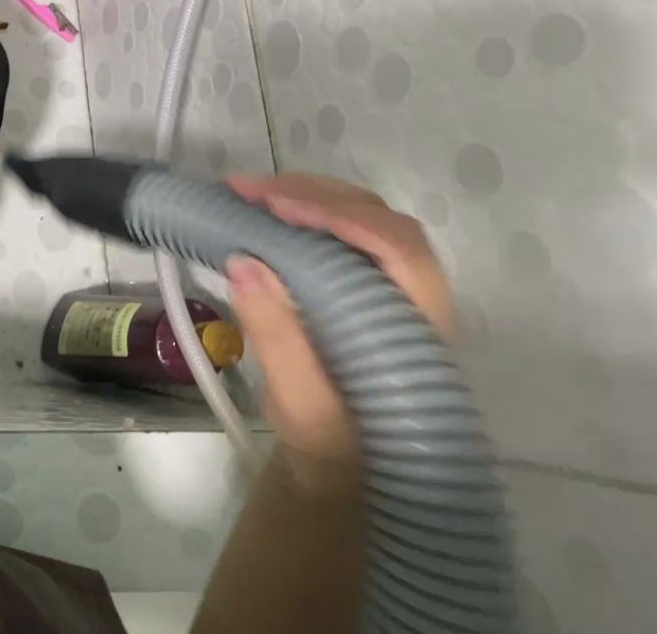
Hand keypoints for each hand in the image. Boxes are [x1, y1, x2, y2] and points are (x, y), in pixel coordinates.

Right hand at [223, 173, 455, 490]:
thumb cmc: (329, 440)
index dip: (342, 217)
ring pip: (362, 219)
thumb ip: (276, 337)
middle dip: (315, 194)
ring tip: (247, 194)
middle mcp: (412, 297)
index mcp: (413, 328)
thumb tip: (243, 261)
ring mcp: (387, 287)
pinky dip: (300, 211)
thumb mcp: (299, 403)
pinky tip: (262, 212)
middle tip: (247, 190)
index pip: (398, 249)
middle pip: (381, 221)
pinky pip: (339, 233)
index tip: (277, 204)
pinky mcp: (360, 284)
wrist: (342, 465)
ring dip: (306, 196)